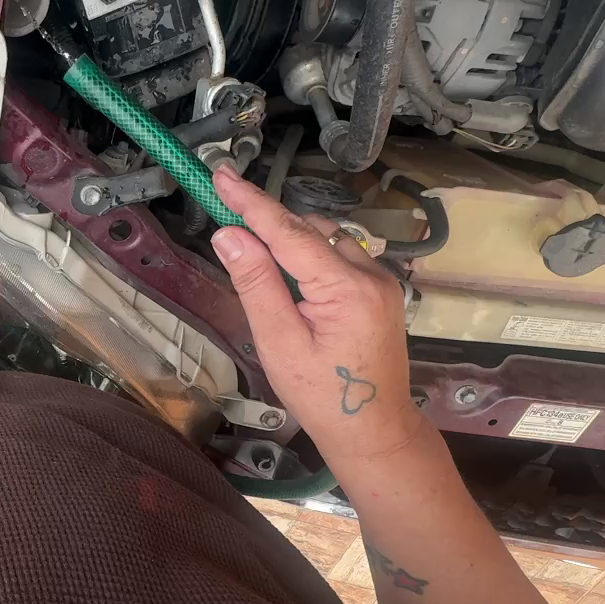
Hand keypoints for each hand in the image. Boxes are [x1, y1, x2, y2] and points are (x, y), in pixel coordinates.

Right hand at [209, 165, 421, 461]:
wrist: (372, 429)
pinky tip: (290, 278)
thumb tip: (229, 235)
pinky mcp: (381, 289)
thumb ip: (255, 284)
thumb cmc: (320, 394)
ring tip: (255, 258)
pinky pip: (339, 255)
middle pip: (309, 229)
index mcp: (346, 288)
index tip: (222, 175)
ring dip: (289, 239)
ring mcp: (382, 280)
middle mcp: (372, 273)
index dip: (251, 202)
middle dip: (268, 223)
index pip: (289, 232)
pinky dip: (309, 254)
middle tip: (227, 226)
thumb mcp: (278, 342)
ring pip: (326, 238)